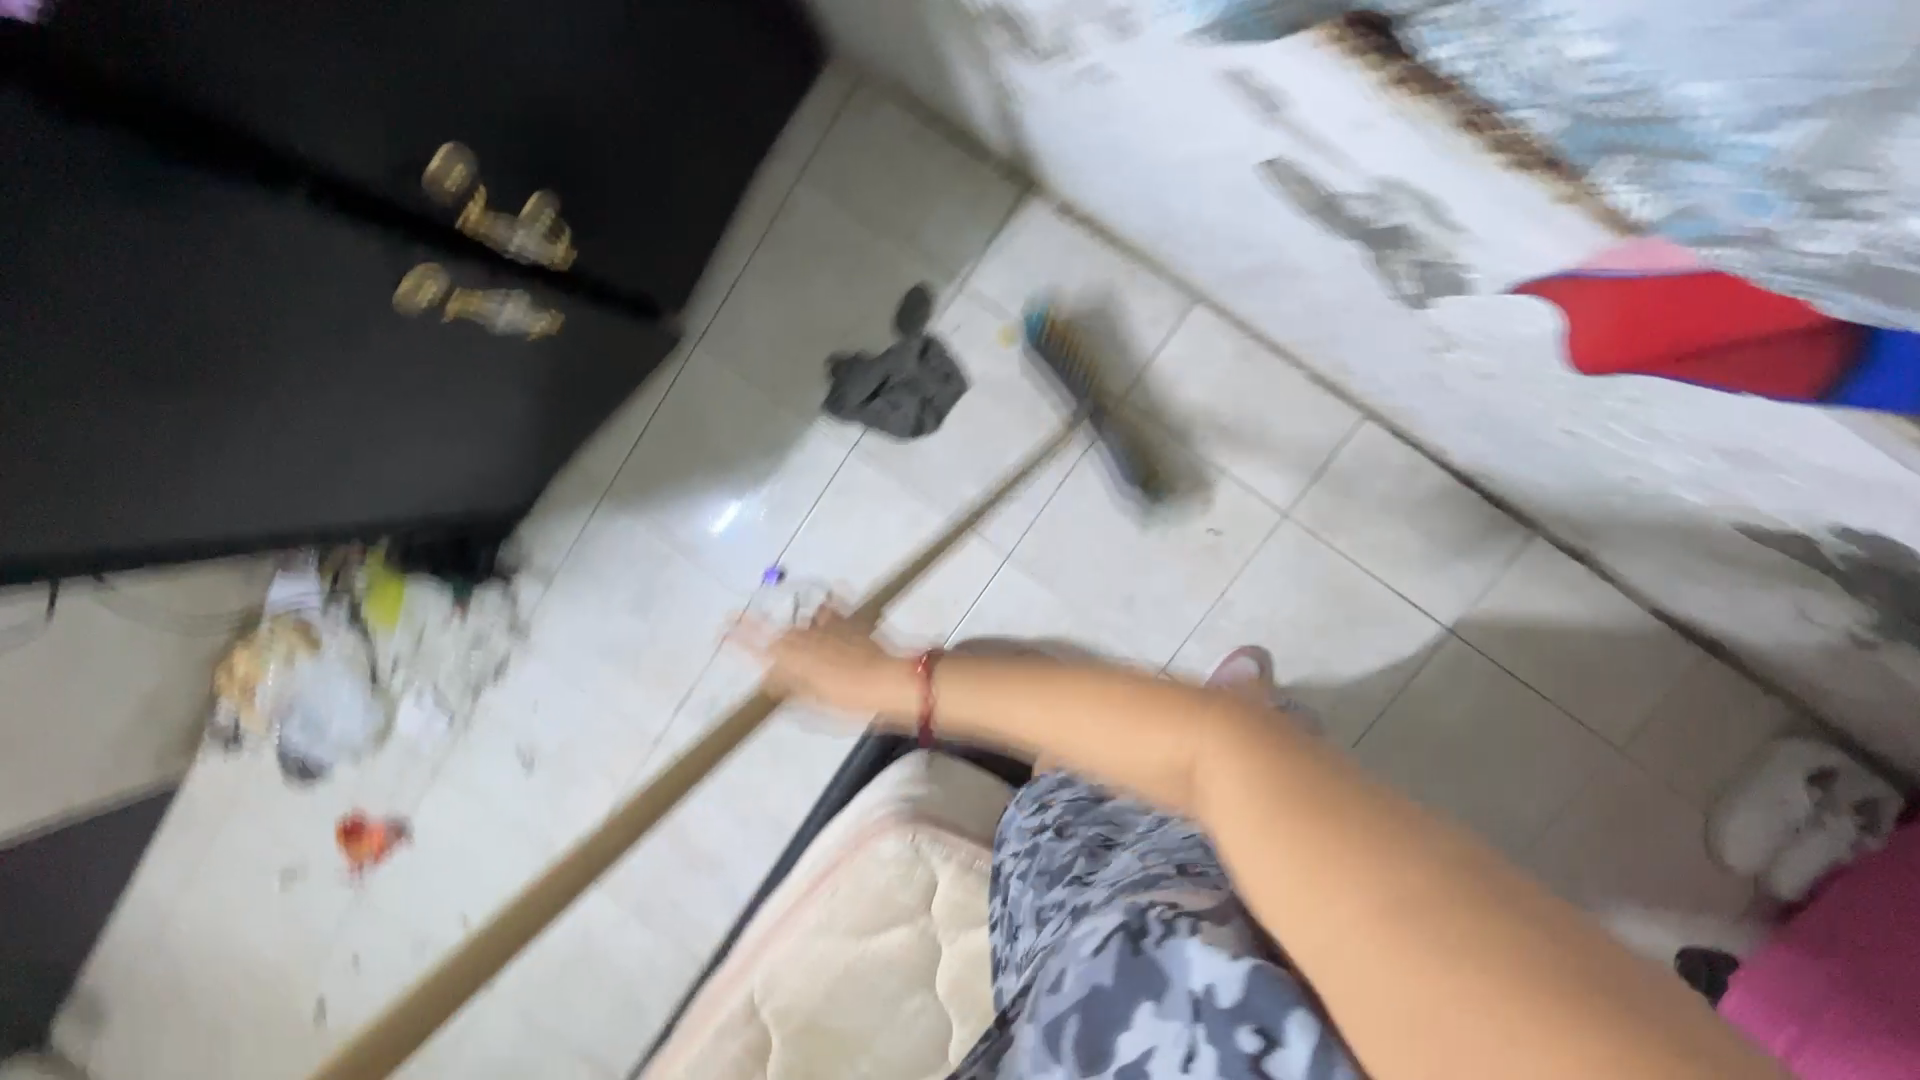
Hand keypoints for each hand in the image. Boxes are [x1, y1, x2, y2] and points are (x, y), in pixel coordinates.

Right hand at [725, 606, 919, 721]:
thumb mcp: (812, 700)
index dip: (738, 637)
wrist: (888, 679)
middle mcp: (806, 635)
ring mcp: (829, 625)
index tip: (723, 629)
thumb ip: (788, 685)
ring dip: (798, 626)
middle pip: (780, 632)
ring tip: (795, 630)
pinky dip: (829, 606)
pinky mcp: (851, 620)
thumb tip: (770, 677)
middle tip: (752, 629)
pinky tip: (828, 598)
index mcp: (793, 657)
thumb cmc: (849, 697)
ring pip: (804, 621)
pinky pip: (835, 607)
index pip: (756, 645)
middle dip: (766, 632)